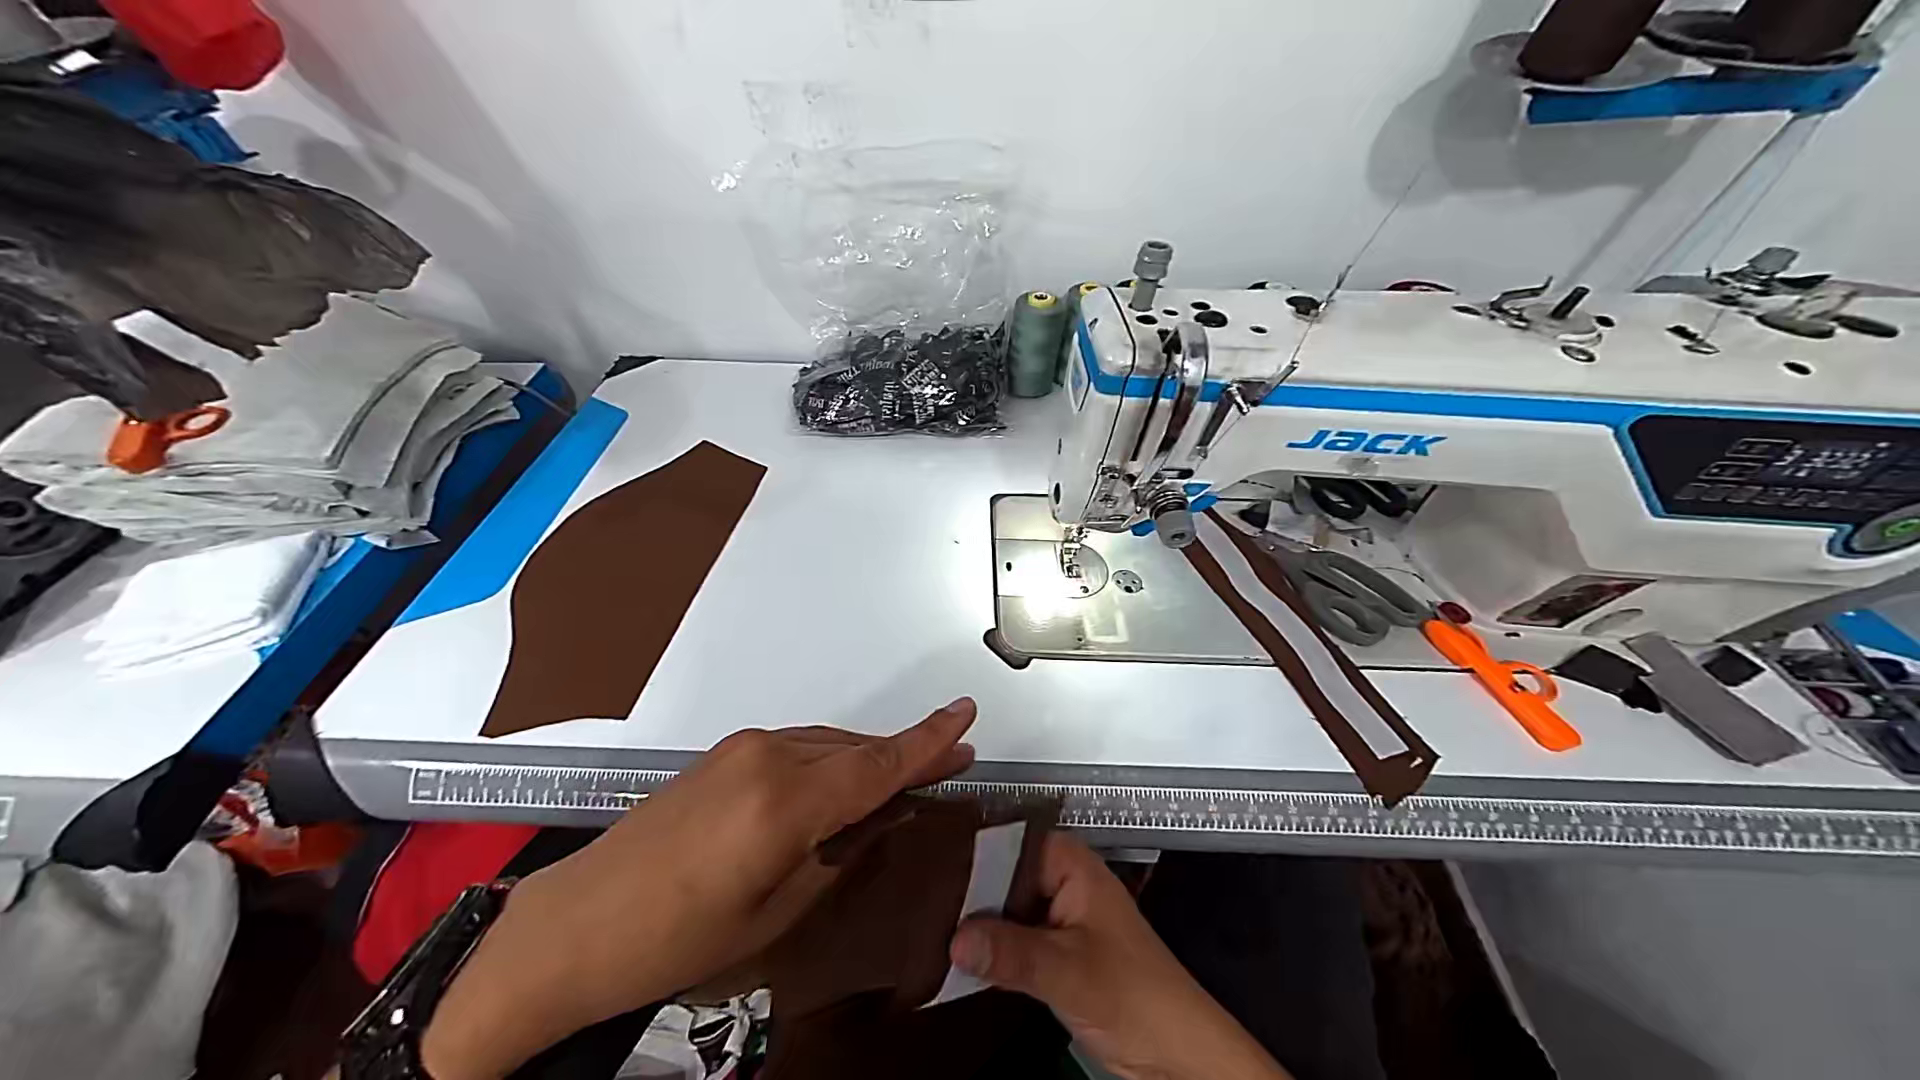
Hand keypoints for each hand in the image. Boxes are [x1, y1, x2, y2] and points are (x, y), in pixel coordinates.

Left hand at [419, 699, 978, 1079]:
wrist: (576, 924)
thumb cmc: (677, 938)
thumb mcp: (775, 911)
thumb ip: (837, 852)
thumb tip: (881, 817)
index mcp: (785, 802)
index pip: (877, 764)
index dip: (928, 741)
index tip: (967, 712)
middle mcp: (767, 757)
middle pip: (856, 750)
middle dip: (904, 755)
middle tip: (951, 762)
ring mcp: (741, 749)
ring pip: (828, 745)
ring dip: (866, 760)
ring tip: (903, 778)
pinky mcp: (723, 754)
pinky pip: (797, 748)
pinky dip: (830, 762)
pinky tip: (840, 784)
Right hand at [949, 832, 1291, 1079]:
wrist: (1174, 1054)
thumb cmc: (1135, 996)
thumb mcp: (1068, 971)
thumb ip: (1011, 952)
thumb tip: (953, 939)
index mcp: (1070, 862)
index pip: (1008, 840)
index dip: (969, 850)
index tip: (927, 864)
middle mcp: (1060, 879)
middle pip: (1001, 873)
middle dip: (965, 890)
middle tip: (917, 898)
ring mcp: (1054, 915)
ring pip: (1002, 906)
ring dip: (974, 921)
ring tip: (925, 923)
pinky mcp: (1051, 949)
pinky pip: (1009, 936)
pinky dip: (987, 947)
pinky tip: (952, 955)